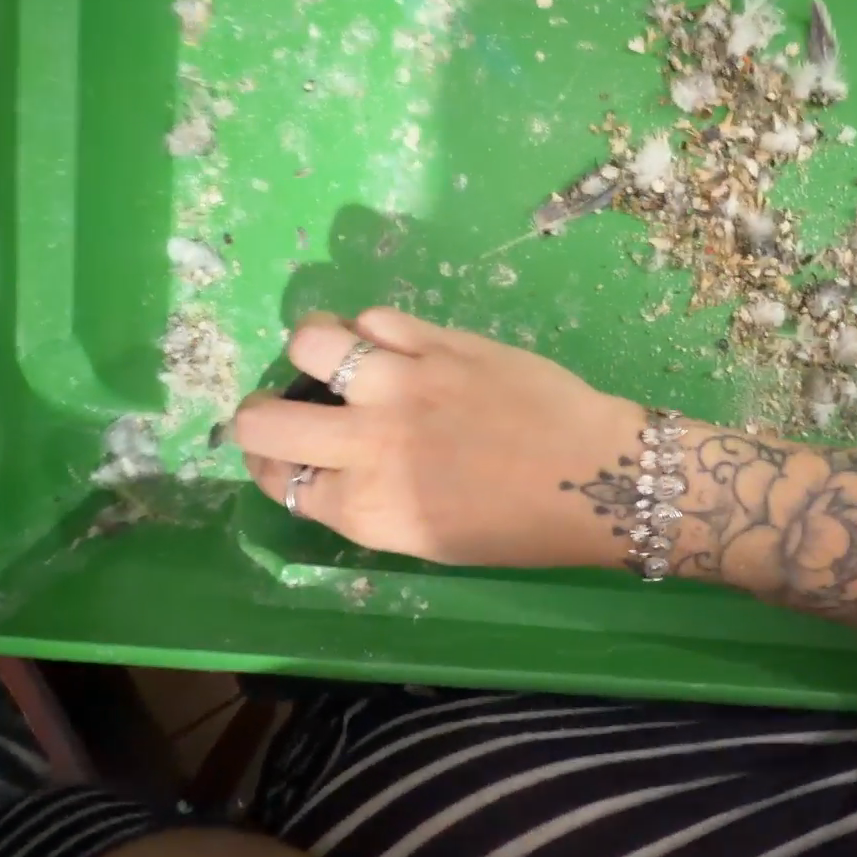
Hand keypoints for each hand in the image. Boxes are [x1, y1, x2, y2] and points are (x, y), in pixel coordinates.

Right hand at [231, 308, 643, 568]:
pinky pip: (376, 316)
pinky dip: (373, 329)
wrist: (598, 476)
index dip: (271, 466)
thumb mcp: (431, 539)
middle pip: (262, 420)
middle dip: (259, 414)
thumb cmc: (521, 525)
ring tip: (341, 359)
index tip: (282, 454)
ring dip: (315, 351)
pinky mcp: (443, 342)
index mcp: (365, 510)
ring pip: (312, 341)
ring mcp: (404, 384)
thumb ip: (371, 503)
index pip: (279, 481)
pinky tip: (395, 344)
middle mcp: (369, 445)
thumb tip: (334, 466)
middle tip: (287, 405)